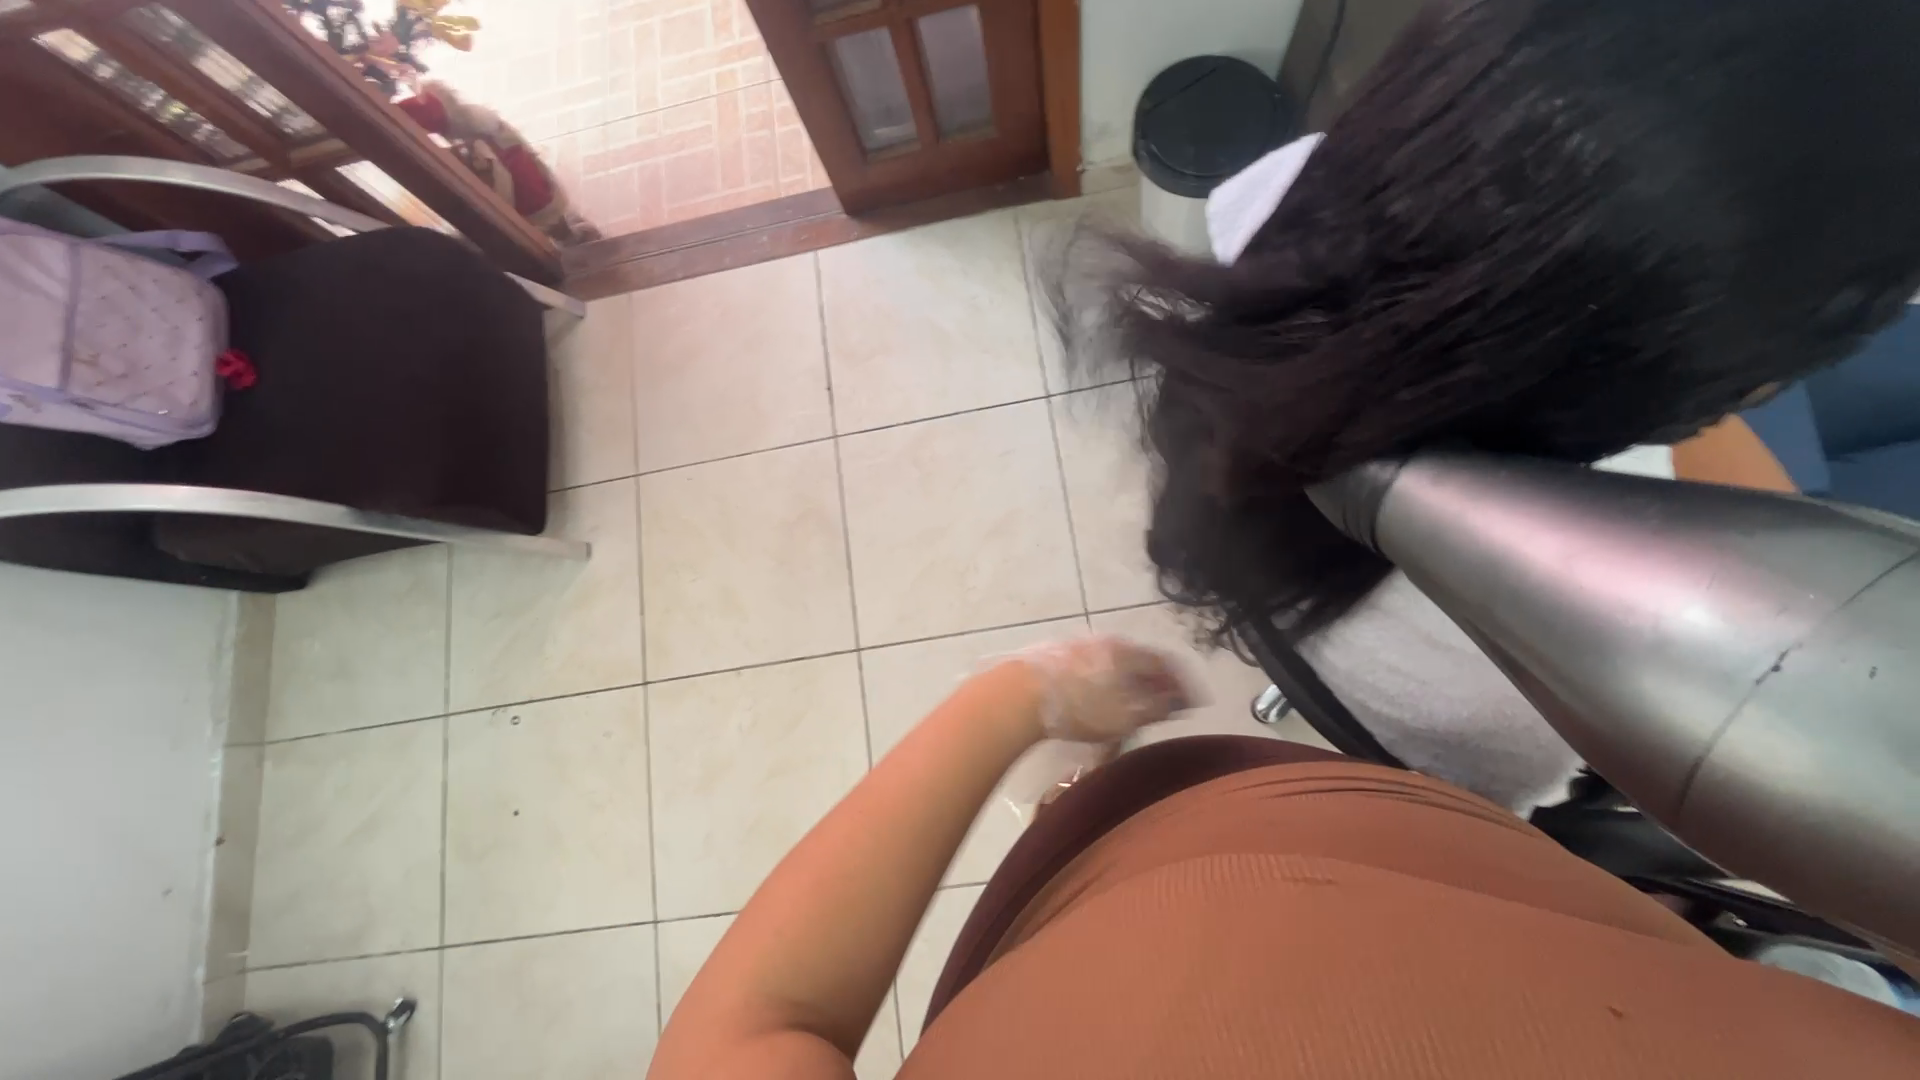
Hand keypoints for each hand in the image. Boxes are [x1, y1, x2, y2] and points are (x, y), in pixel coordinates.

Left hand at [1010, 635, 1194, 742]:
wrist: (1017, 696)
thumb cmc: (1079, 708)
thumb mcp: (1125, 715)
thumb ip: (1156, 707)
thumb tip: (1179, 702)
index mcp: (1126, 651)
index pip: (1166, 661)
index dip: (1184, 681)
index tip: (1196, 700)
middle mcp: (1104, 642)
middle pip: (1139, 660)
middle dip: (1156, 682)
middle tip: (1167, 704)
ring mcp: (1077, 647)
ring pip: (1113, 664)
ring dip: (1130, 683)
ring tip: (1134, 706)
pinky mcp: (1054, 659)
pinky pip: (1092, 669)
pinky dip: (1106, 684)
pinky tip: (1099, 701)